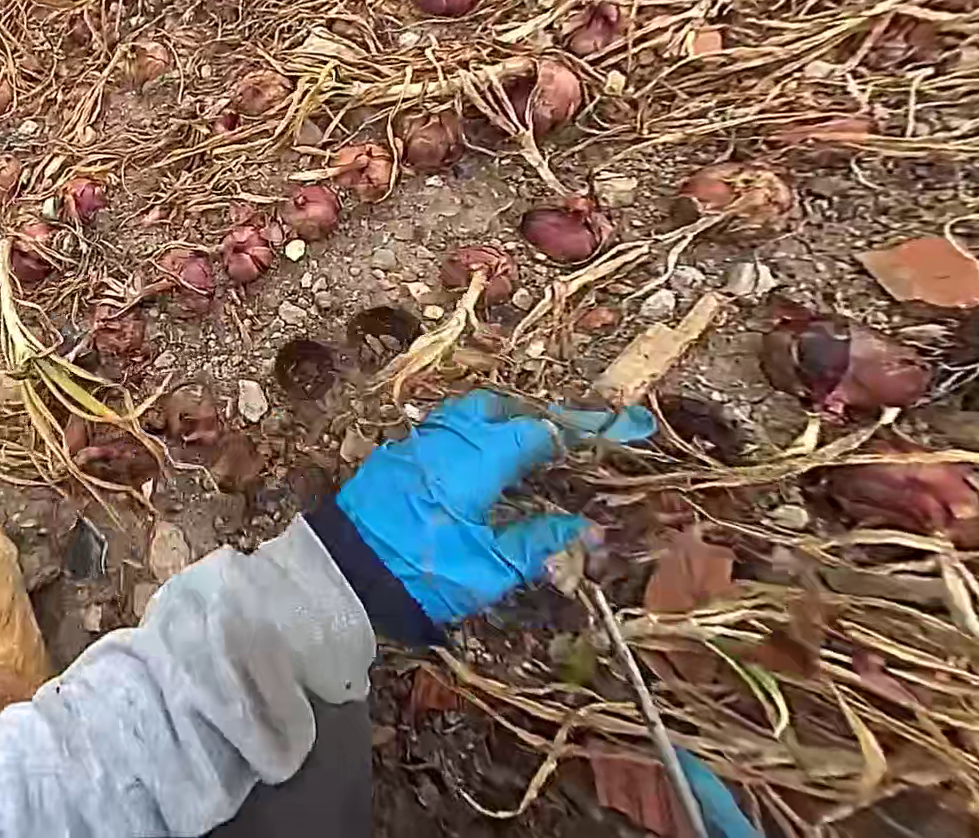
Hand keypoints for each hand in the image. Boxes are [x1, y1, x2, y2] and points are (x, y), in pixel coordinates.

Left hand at [334, 390, 647, 622]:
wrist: (346, 570)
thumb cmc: (423, 572)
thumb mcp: (490, 567)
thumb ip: (540, 541)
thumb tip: (589, 527)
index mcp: (476, 460)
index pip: (542, 431)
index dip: (588, 429)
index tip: (632, 424)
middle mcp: (448, 436)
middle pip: (505, 407)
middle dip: (545, 415)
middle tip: (577, 437)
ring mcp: (421, 439)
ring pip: (473, 411)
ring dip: (509, 419)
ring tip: (539, 445)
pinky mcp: (402, 450)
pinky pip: (450, 426)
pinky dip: (479, 431)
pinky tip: (489, 456)